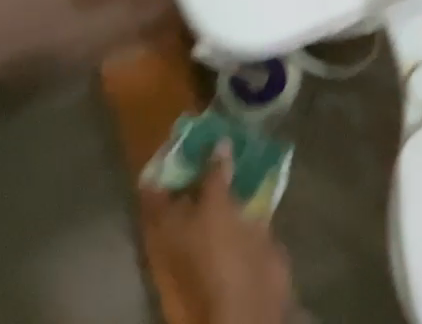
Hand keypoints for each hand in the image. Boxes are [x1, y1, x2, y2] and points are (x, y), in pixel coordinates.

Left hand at [141, 142, 291, 323]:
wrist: (250, 296)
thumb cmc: (218, 254)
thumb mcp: (212, 209)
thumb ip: (214, 175)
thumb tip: (219, 142)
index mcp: (164, 222)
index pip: (157, 182)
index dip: (169, 155)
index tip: (187, 129)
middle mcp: (184, 223)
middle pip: (189, 184)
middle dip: (204, 157)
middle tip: (220, 126)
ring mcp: (214, 228)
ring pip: (218, 190)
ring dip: (230, 167)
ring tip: (244, 134)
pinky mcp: (241, 231)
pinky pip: (243, 200)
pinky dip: (252, 182)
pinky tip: (264, 159)